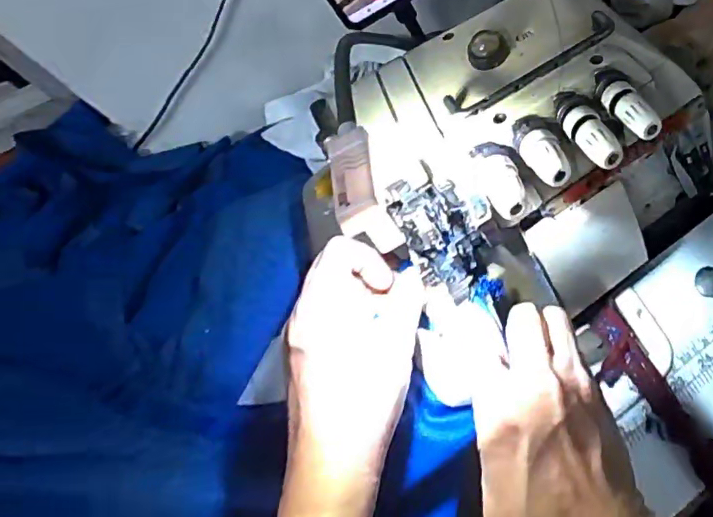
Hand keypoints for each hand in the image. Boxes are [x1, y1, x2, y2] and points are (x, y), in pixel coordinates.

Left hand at [279, 236, 425, 516]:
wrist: (332, 464)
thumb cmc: (365, 398)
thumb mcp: (397, 340)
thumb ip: (407, 297)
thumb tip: (412, 276)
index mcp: (319, 305)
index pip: (340, 249)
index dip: (371, 257)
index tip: (389, 285)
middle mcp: (302, 316)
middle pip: (334, 269)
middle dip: (370, 276)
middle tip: (393, 300)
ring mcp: (299, 339)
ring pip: (333, 294)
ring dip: (364, 298)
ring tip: (387, 325)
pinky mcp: (304, 359)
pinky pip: (328, 318)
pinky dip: (353, 318)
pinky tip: (373, 345)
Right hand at [472, 302, 646, 516]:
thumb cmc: (533, 514)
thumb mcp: (489, 473)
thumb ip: (485, 416)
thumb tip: (482, 384)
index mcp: (502, 409)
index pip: (478, 341)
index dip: (470, 331)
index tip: (466, 329)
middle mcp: (539, 381)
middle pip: (523, 315)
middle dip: (513, 325)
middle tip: (508, 345)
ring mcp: (573, 378)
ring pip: (555, 317)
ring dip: (542, 328)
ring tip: (535, 348)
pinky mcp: (597, 384)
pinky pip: (575, 345)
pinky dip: (564, 348)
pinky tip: (558, 373)